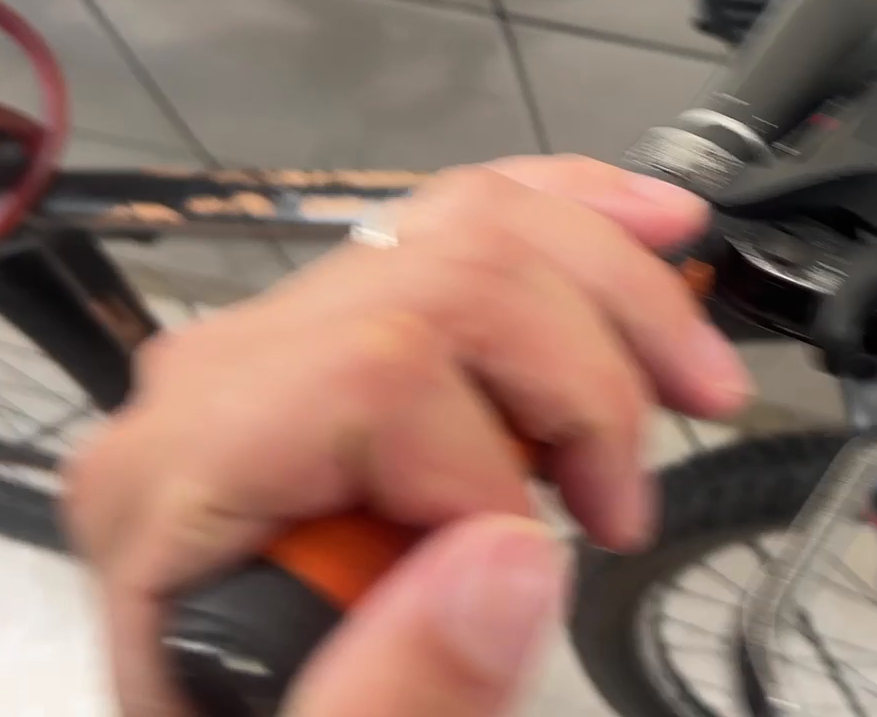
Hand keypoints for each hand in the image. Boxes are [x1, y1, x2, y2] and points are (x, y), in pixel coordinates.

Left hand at [64, 156, 752, 715]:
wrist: (267, 701)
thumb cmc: (279, 713)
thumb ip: (396, 700)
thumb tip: (512, 555)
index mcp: (188, 472)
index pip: (379, 371)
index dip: (499, 461)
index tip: (554, 555)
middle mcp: (236, 362)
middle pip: (458, 272)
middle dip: (592, 377)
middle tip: (628, 495)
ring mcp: (311, 312)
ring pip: (492, 220)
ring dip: (626, 295)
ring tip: (688, 387)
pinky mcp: (376, 298)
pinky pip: (484, 209)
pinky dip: (588, 212)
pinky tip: (660, 224)